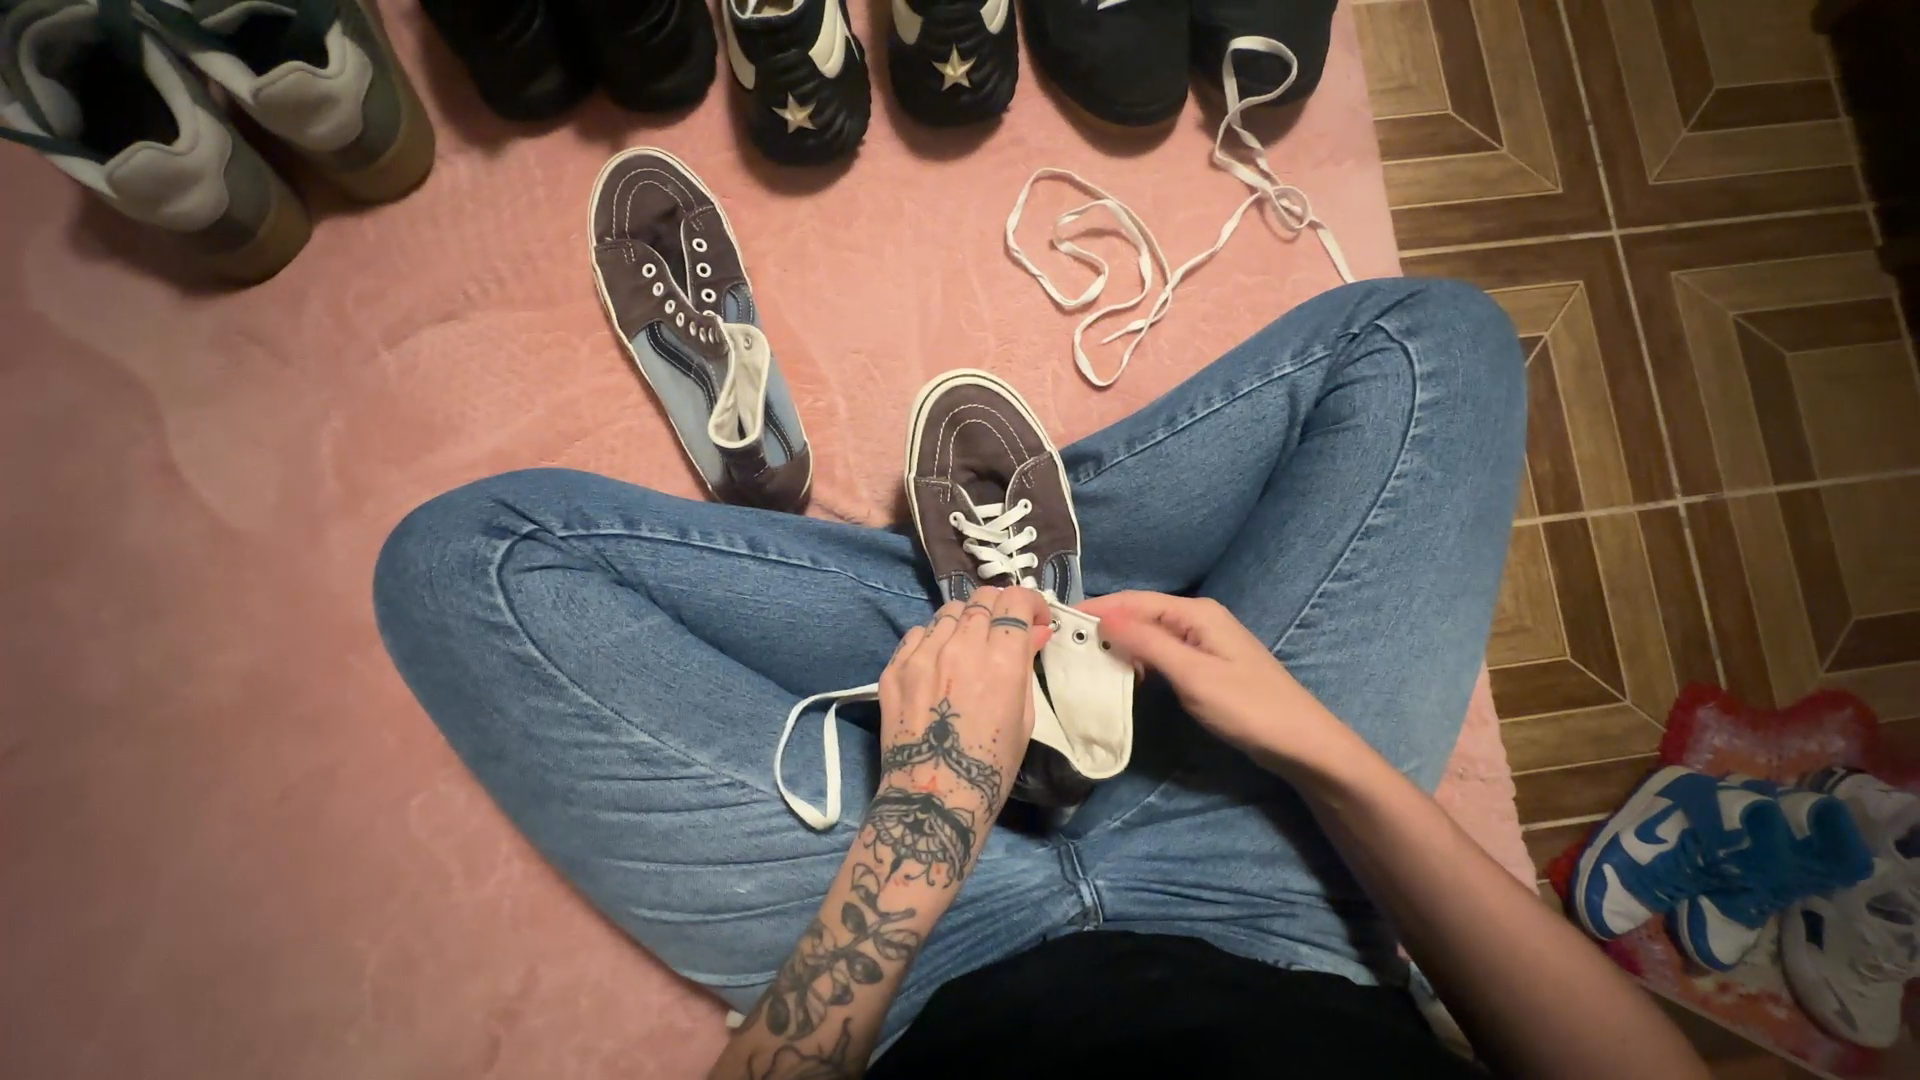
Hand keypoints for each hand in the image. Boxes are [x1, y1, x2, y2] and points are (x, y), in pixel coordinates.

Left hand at [866, 587, 1050, 885]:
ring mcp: (922, 655)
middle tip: (1003, 628)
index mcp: (1000, 660)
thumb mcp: (1024, 716)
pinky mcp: (894, 667)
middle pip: (981, 600)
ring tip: (968, 645)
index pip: (1014, 601)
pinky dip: (934, 638)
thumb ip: (1026, 666)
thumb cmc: (991, 765)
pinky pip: (918, 634)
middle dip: (999, 608)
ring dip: (965, 621)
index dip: (1029, 603)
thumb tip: (1035, 631)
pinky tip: (939, 661)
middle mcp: (960, 647)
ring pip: (947, 612)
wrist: (933, 798)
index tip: (1033, 618)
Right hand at [1078, 591, 1340, 764]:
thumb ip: (1147, 643)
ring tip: (1084, 658)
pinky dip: (1138, 660)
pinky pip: (1161, 653)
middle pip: (1140, 614)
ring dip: (1119, 644)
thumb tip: (1103, 618)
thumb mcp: (1192, 674)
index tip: (1060, 621)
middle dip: (1104, 625)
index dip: (1097, 608)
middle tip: (1066, 642)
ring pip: (1149, 634)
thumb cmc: (1247, 706)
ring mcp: (1202, 642)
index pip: (1134, 600)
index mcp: (1195, 612)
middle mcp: (1197, 619)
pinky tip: (1121, 675)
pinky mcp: (1204, 665)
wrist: (1300, 742)